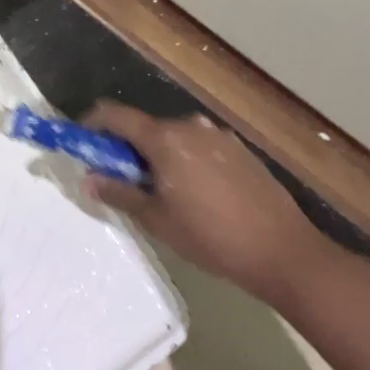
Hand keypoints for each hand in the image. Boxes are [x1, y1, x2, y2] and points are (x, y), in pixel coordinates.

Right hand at [79, 101, 331, 300]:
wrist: (287, 254)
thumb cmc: (212, 237)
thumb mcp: (157, 220)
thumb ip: (118, 193)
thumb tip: (88, 179)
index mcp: (164, 138)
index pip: (114, 114)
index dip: (91, 124)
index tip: (82, 143)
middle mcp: (190, 127)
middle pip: (145, 127)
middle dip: (127, 147)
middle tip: (123, 179)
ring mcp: (219, 137)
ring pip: (174, 137)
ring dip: (158, 155)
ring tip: (163, 190)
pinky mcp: (242, 152)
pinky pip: (200, 147)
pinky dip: (186, 160)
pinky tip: (198, 194)